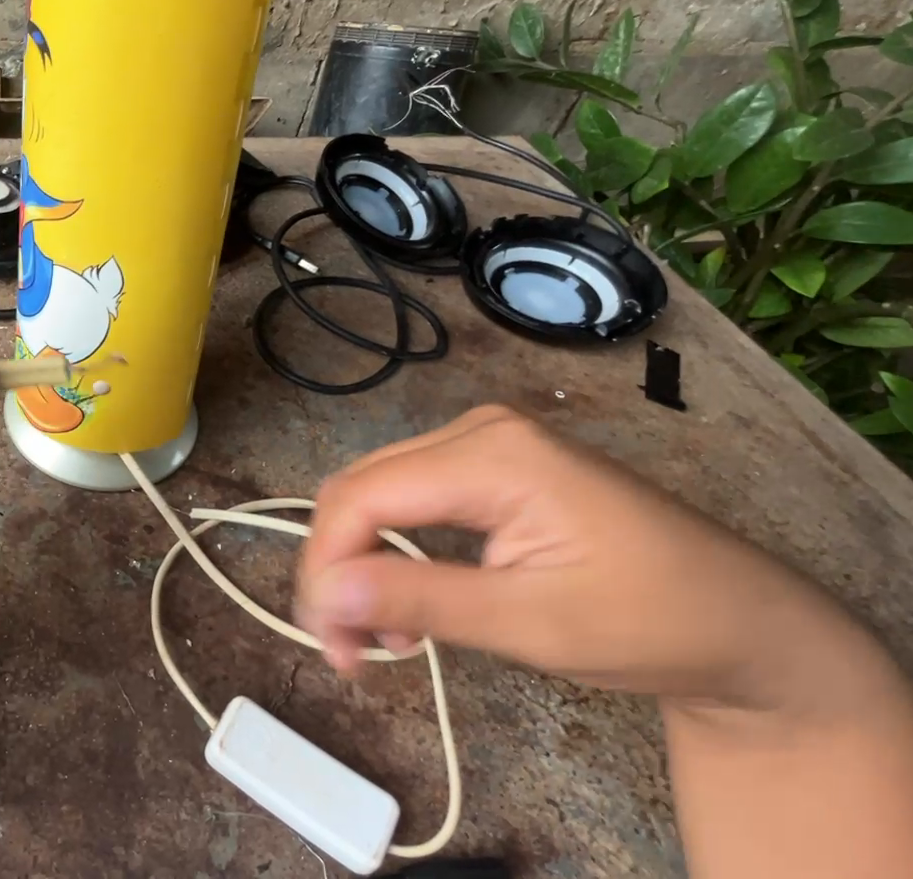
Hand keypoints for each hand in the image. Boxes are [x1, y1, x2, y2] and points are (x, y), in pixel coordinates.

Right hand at [296, 405, 881, 718]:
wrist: (753, 627)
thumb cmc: (657, 623)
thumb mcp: (537, 624)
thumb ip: (423, 600)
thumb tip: (324, 593)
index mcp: (491, 455)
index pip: (362, 497)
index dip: (327, 564)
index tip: (327, 637)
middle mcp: (473, 433)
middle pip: (357, 491)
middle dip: (336, 569)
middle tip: (343, 645)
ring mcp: (478, 445)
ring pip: (370, 496)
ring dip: (358, 565)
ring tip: (378, 636)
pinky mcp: (483, 468)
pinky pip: (402, 500)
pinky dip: (387, 553)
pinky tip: (403, 602)